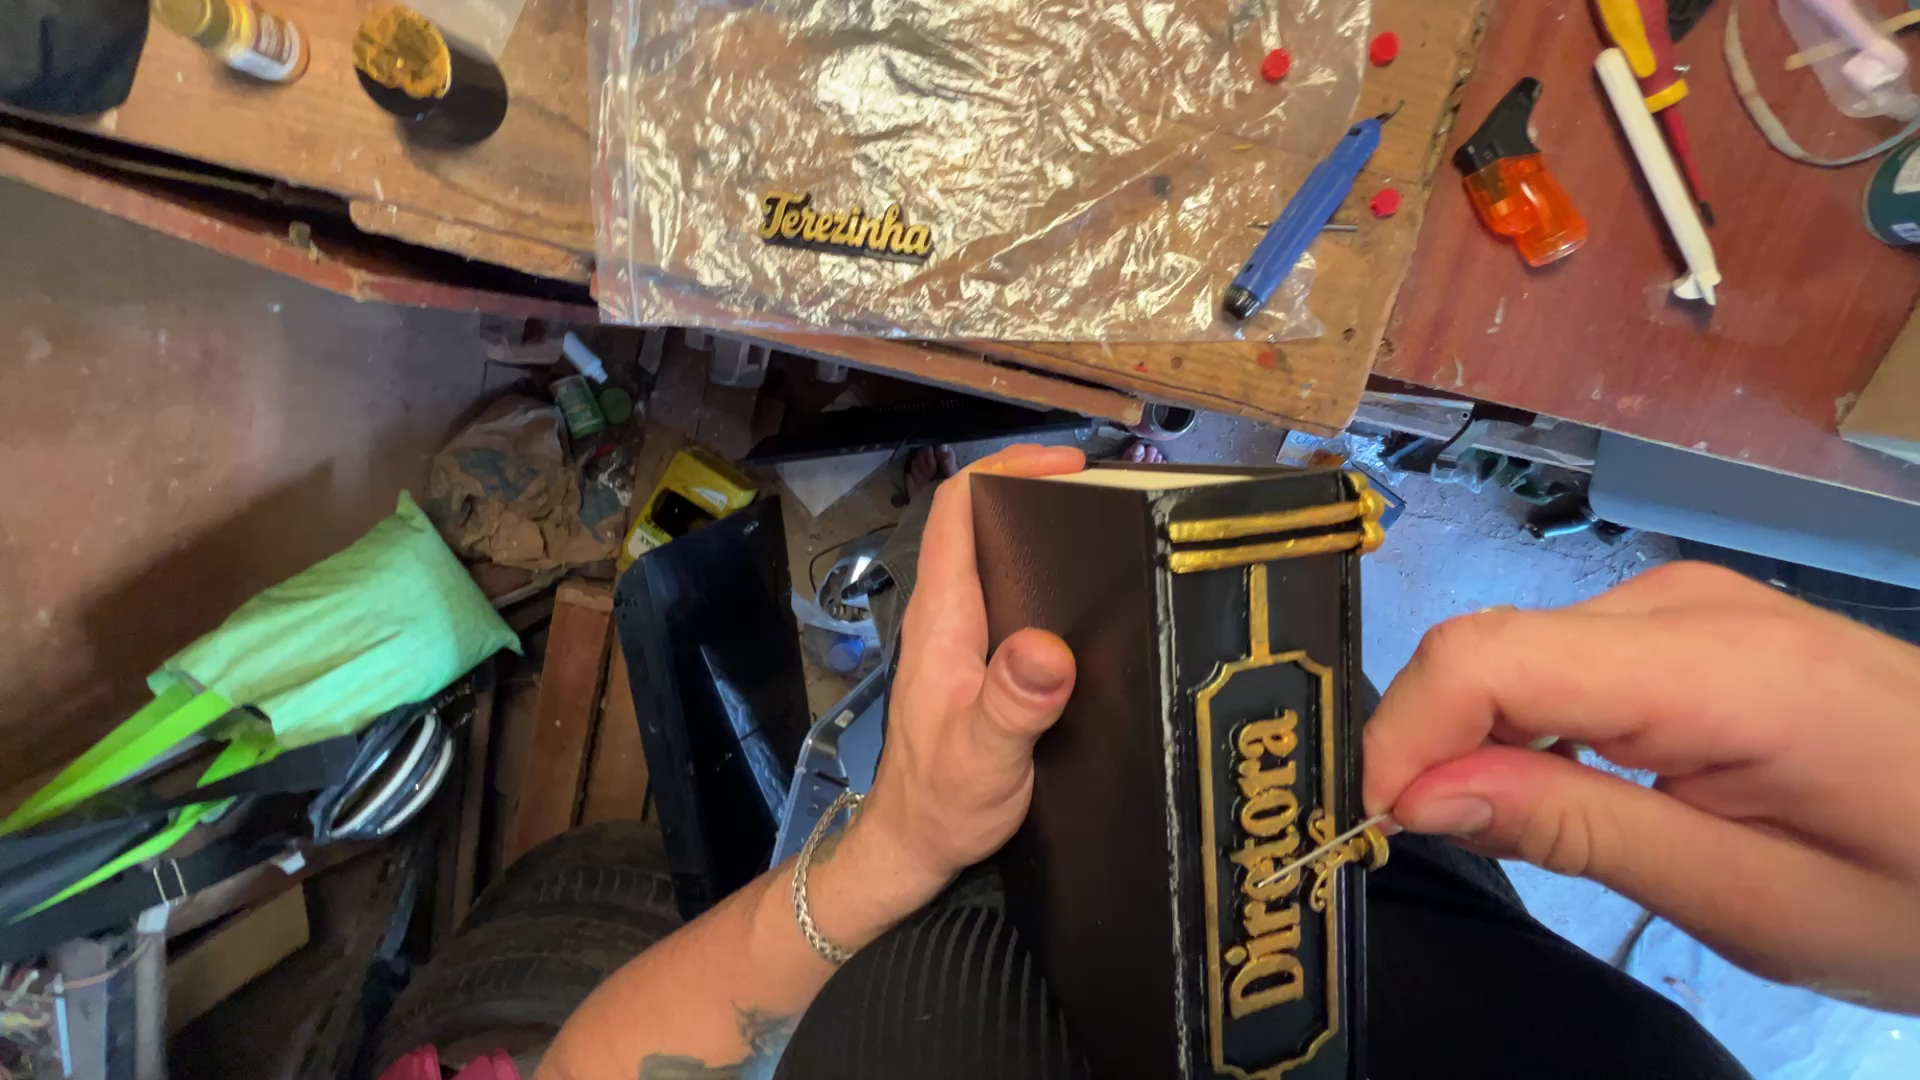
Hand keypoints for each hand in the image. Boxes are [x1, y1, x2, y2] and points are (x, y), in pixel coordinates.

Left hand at [839, 444, 1085, 916]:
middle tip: (1105, 491)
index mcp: (943, 616)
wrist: (914, 841)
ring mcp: (960, 634)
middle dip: (1033, 490)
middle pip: (978, 522)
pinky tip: (1088, 594)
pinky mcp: (977, 656)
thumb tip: (1050, 647)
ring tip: (1108, 529)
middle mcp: (948, 611)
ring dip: (1041, 529)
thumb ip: (1011, 704)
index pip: (956, 510)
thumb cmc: (943, 800)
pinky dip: (1044, 572)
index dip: (1005, 470)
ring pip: (994, 555)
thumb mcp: (983, 757)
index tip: (1068, 465)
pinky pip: (1009, 592)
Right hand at [1362, 562, 1919, 1011]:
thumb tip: (1416, 798)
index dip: (1404, 730)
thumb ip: (1571, 830)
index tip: (1382, 815)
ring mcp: (1669, 599)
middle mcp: (1671, 603)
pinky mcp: (1666, 615)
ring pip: (1499, 650)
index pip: (1485, 659)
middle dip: (1428, 739)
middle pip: (1480, 648)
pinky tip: (1545, 770)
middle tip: (1430, 829)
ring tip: (1499, 810)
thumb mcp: (1752, 900)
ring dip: (1465, 731)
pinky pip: (1537, 654)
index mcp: (1715, 667)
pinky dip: (1507, 716)